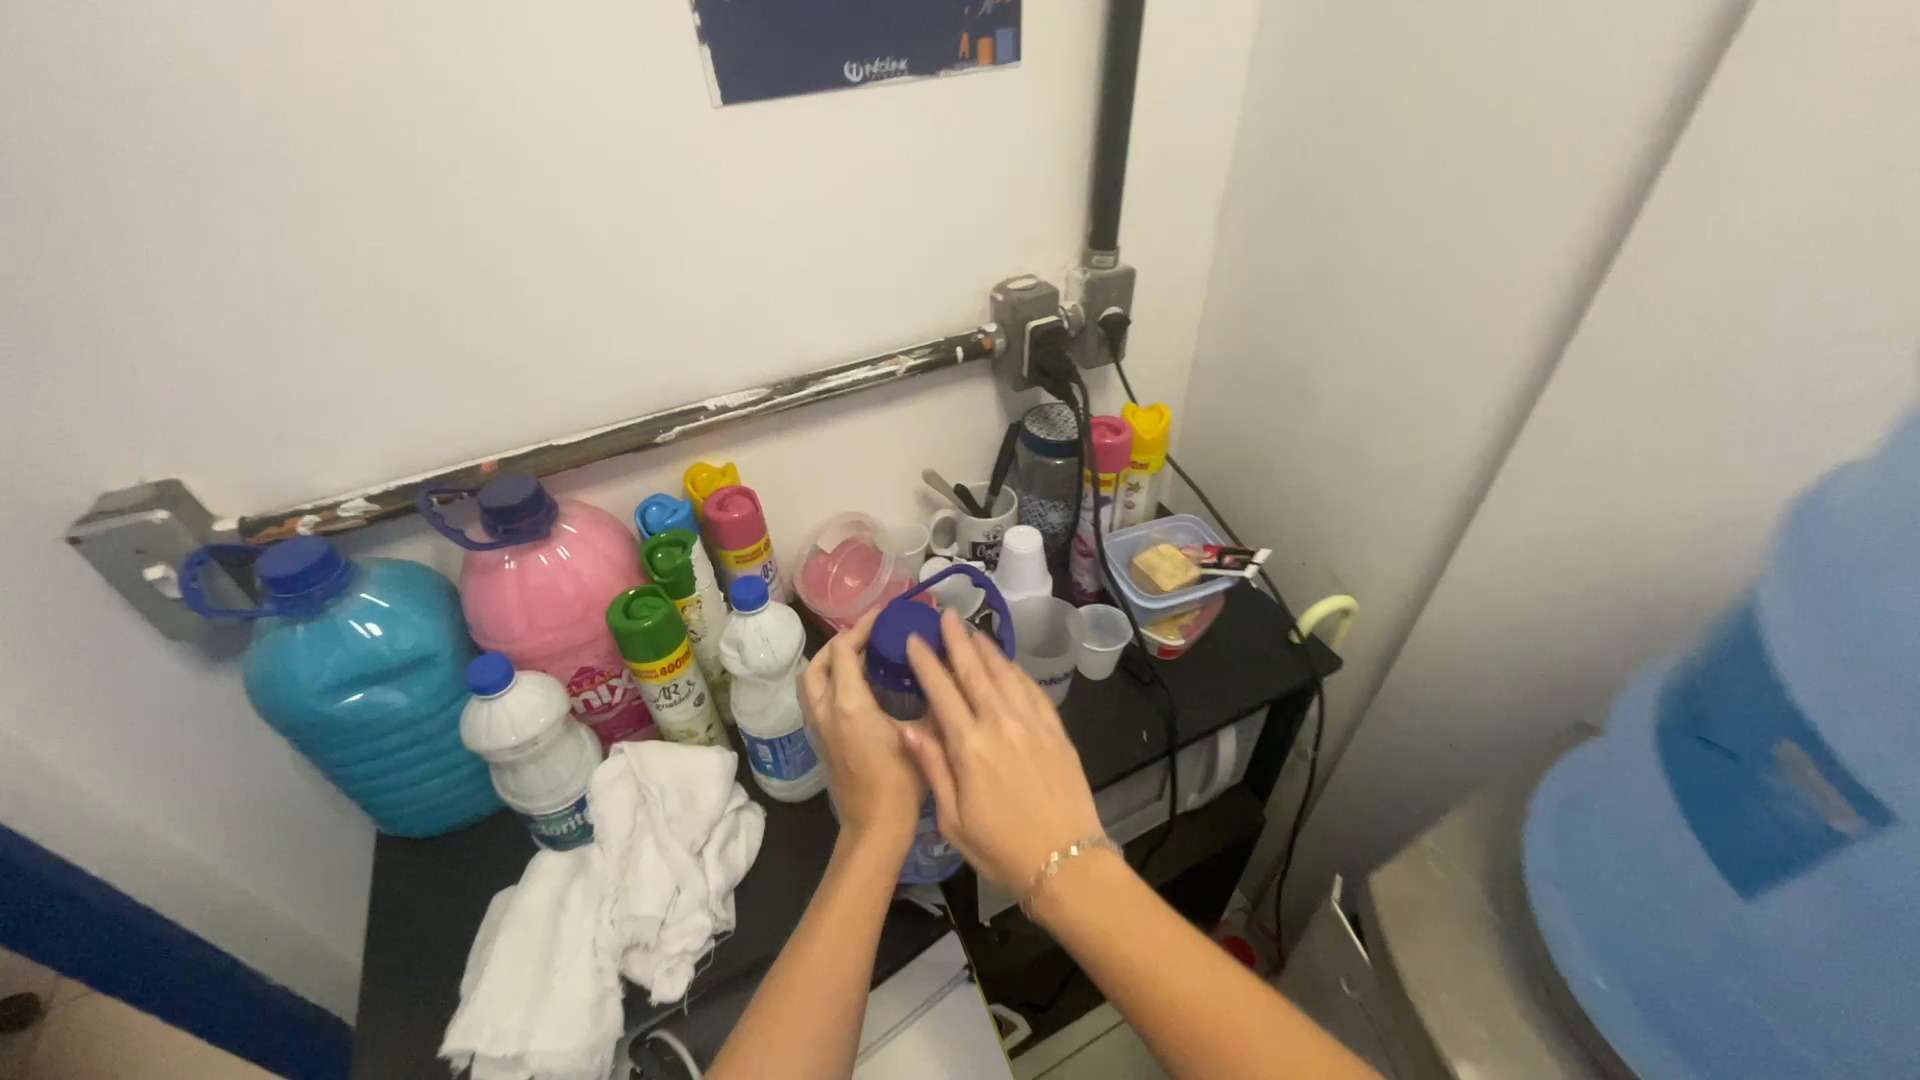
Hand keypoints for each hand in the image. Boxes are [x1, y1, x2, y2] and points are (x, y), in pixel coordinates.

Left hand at [799, 608, 925, 852]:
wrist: (875, 827)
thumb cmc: (903, 783)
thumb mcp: (922, 735)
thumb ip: (929, 698)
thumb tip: (941, 669)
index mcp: (849, 705)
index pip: (845, 650)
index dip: (863, 626)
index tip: (885, 614)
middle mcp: (826, 711)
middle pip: (819, 662)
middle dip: (841, 641)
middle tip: (871, 634)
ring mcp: (819, 727)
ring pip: (811, 681)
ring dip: (830, 661)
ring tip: (860, 654)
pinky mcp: (821, 740)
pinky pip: (816, 697)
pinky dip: (830, 680)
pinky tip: (858, 684)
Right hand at [900, 609, 1104, 892]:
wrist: (1066, 862)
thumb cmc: (1001, 850)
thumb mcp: (953, 820)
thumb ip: (933, 768)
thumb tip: (908, 729)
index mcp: (969, 747)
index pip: (941, 691)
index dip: (925, 662)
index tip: (912, 637)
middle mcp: (1000, 725)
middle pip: (975, 671)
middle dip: (957, 640)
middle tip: (945, 614)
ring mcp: (1032, 725)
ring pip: (1005, 674)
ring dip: (987, 649)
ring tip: (972, 629)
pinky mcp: (1056, 731)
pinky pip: (1033, 690)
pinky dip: (1017, 670)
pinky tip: (1007, 662)